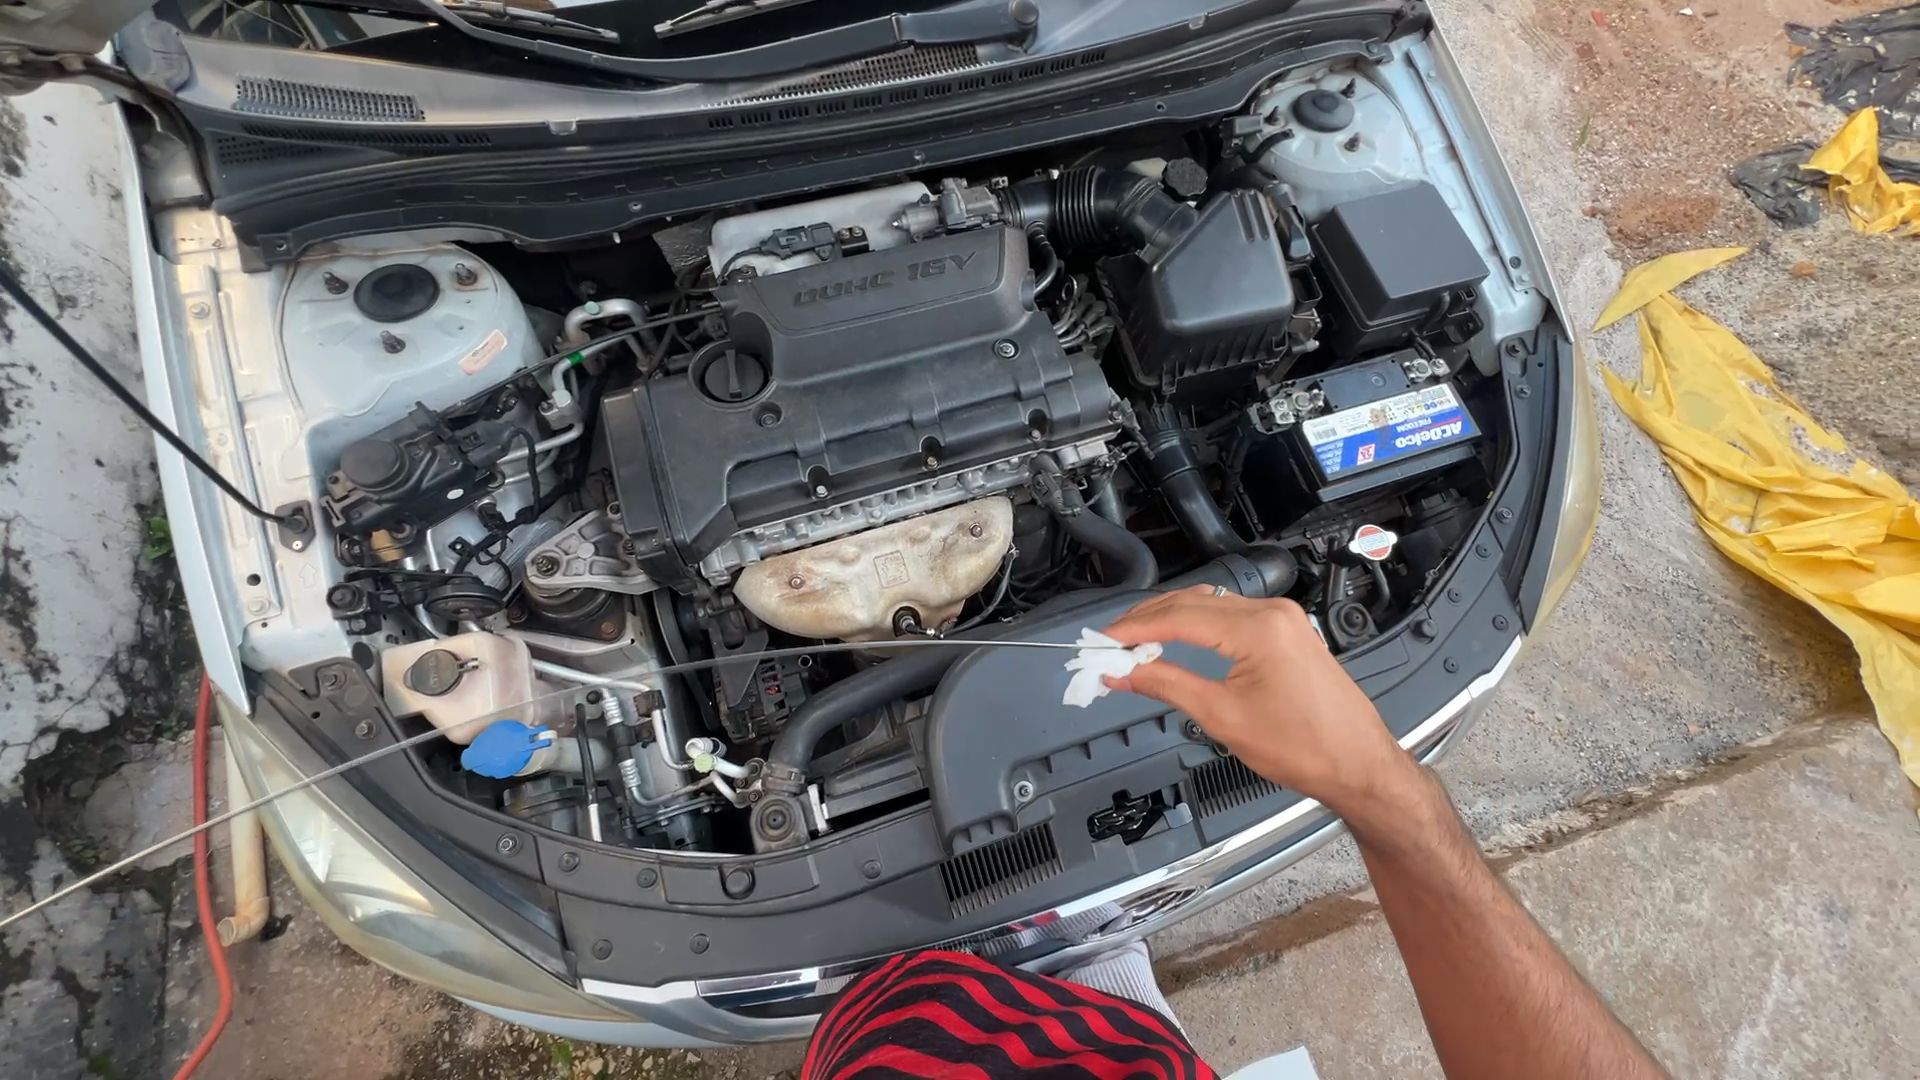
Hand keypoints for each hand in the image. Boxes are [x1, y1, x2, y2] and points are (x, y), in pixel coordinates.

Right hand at [1102, 586, 1417, 818]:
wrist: (1360, 766)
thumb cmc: (1304, 748)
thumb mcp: (1222, 717)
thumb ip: (1166, 686)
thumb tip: (1124, 673)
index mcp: (1258, 629)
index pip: (1178, 616)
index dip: (1134, 628)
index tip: (1103, 641)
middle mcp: (1271, 613)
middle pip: (1190, 602)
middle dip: (1146, 620)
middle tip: (1111, 642)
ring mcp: (1281, 619)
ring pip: (1208, 605)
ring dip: (1168, 619)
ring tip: (1135, 642)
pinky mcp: (1285, 630)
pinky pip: (1228, 616)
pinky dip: (1195, 625)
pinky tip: (1175, 639)